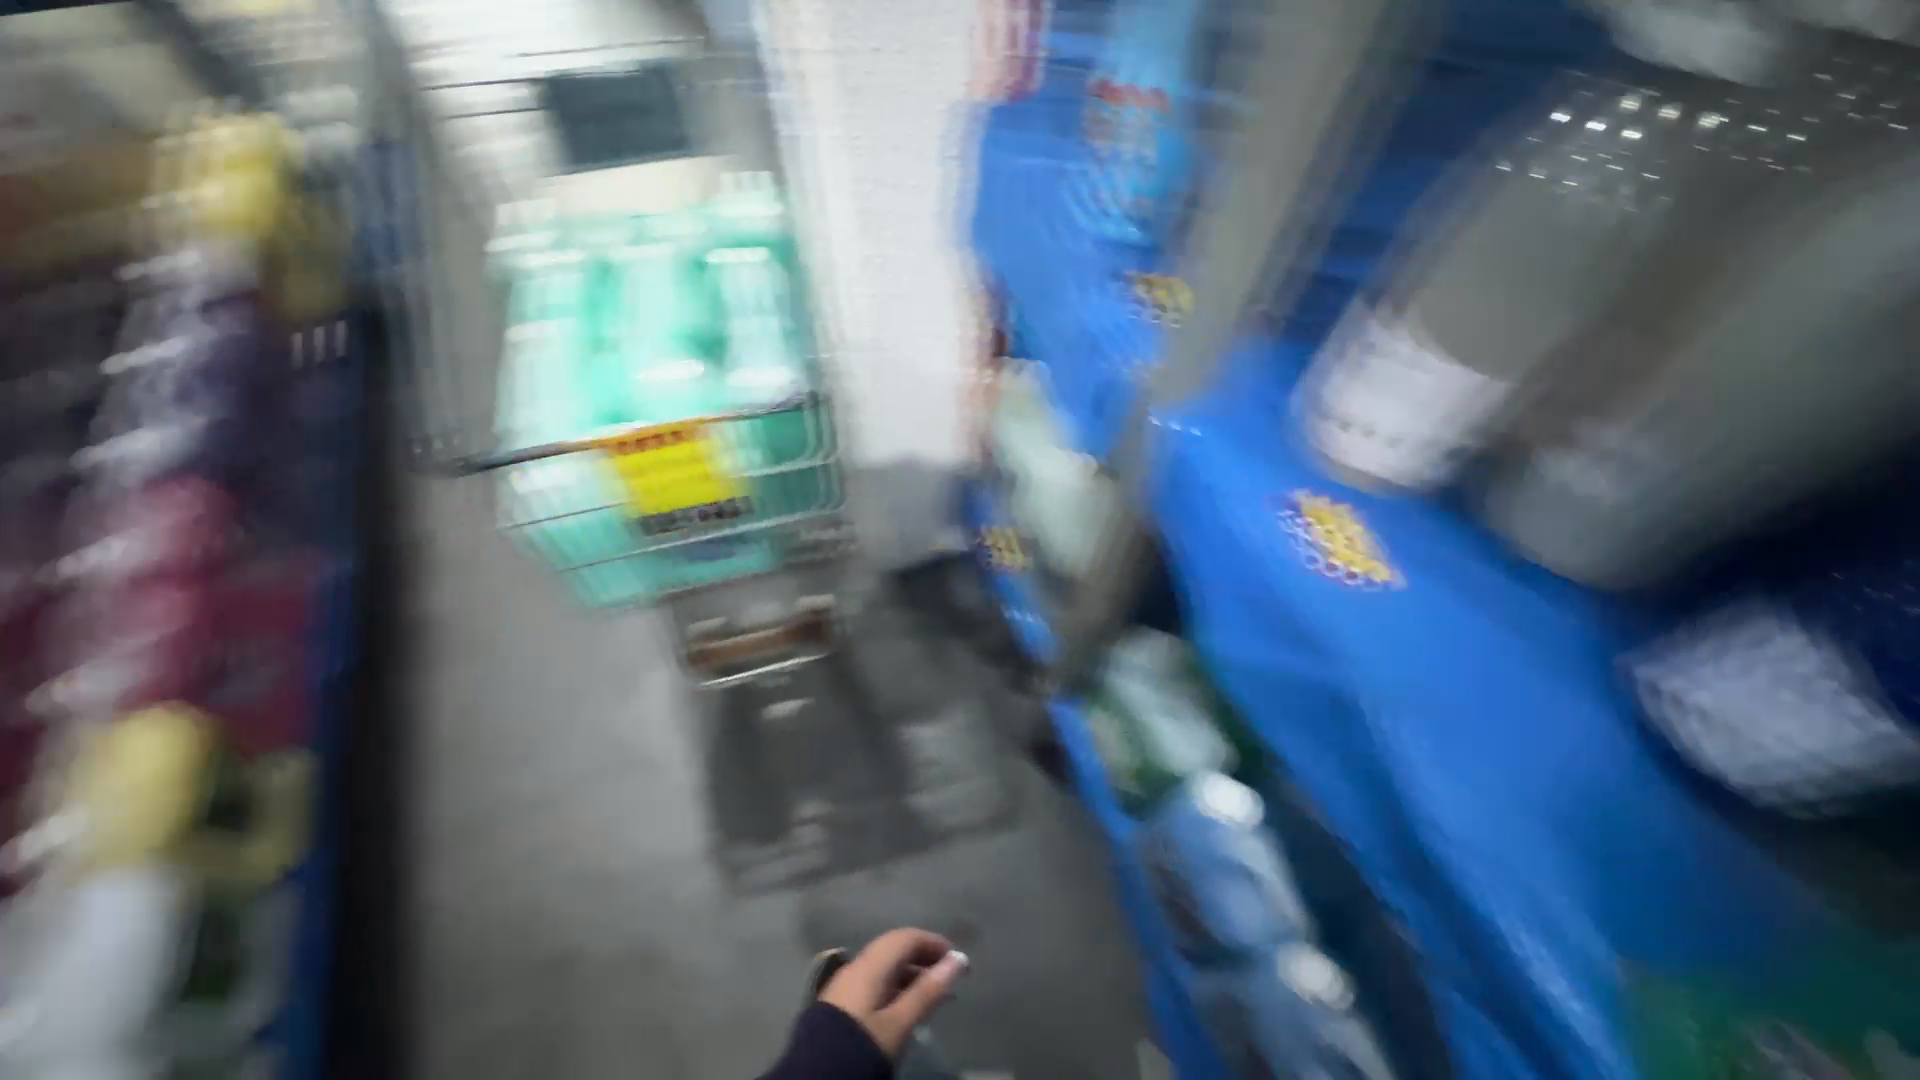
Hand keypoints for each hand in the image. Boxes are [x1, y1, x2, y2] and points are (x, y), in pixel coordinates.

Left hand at [817, 928, 969, 1058]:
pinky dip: (896, 985)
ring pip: (884, 966)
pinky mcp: (841, 1002)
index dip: (933, 943)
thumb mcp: (900, 1022)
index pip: (906, 938)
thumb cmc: (864, 1045)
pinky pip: (875, 981)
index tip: (957, 960)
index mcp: (870, 965)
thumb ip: (928, 990)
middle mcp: (856, 966)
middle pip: (894, 949)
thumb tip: (956, 960)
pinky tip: (907, 1005)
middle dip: (924, 956)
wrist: (816, 1077)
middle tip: (949, 974)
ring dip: (911, 972)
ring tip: (934, 993)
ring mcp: (845, 983)